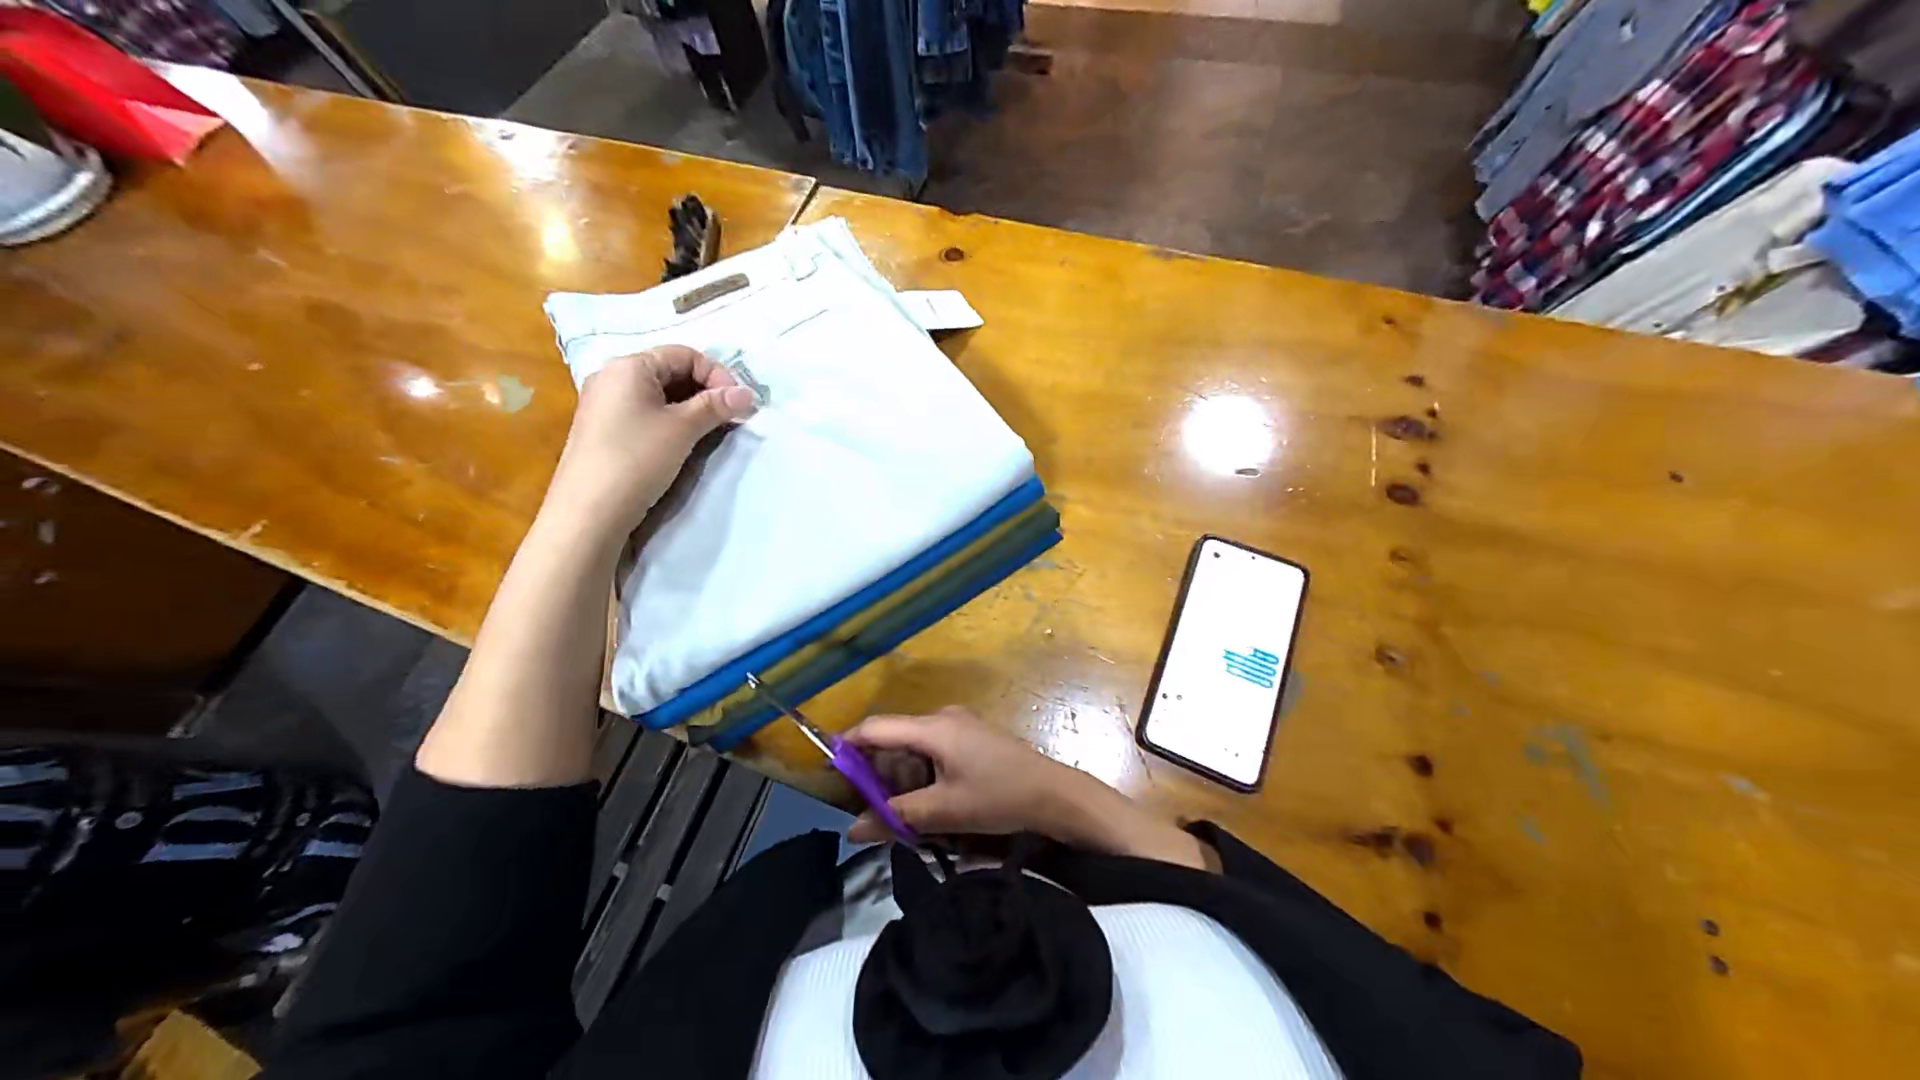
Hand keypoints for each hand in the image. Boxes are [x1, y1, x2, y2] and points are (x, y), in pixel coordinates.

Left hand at [545, 347, 756, 539]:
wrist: (590, 509)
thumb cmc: (637, 458)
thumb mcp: (683, 428)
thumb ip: (716, 406)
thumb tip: (748, 394)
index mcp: (629, 366)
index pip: (684, 354)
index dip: (717, 374)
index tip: (738, 403)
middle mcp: (613, 377)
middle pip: (671, 371)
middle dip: (706, 391)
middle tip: (731, 416)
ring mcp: (606, 404)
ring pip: (660, 394)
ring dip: (691, 407)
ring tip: (712, 429)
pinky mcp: (605, 429)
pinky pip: (646, 412)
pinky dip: (671, 420)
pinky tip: (684, 440)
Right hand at [845, 707, 1213, 869]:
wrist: (1055, 794)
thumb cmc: (999, 797)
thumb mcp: (944, 811)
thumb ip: (896, 817)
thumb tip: (853, 831)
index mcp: (933, 728)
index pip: (876, 728)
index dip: (848, 747)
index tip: (829, 774)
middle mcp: (942, 718)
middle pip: (893, 738)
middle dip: (876, 772)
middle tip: (868, 808)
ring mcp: (959, 726)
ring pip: (912, 747)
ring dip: (899, 777)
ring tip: (898, 813)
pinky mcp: (970, 738)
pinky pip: (931, 750)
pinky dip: (920, 773)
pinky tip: (925, 801)